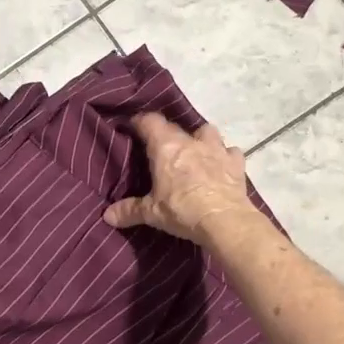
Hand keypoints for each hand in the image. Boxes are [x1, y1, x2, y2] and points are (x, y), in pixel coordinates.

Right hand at [103, 114, 256, 245]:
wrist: (225, 221)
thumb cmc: (182, 211)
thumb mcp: (151, 212)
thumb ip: (129, 210)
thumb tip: (107, 215)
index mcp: (166, 148)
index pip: (150, 122)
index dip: (140, 122)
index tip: (133, 127)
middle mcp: (191, 142)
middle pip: (176, 127)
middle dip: (167, 134)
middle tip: (160, 148)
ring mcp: (217, 150)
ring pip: (207, 132)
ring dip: (199, 138)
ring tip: (194, 151)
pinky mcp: (236, 163)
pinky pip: (230, 151)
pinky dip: (225, 156)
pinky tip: (220, 165)